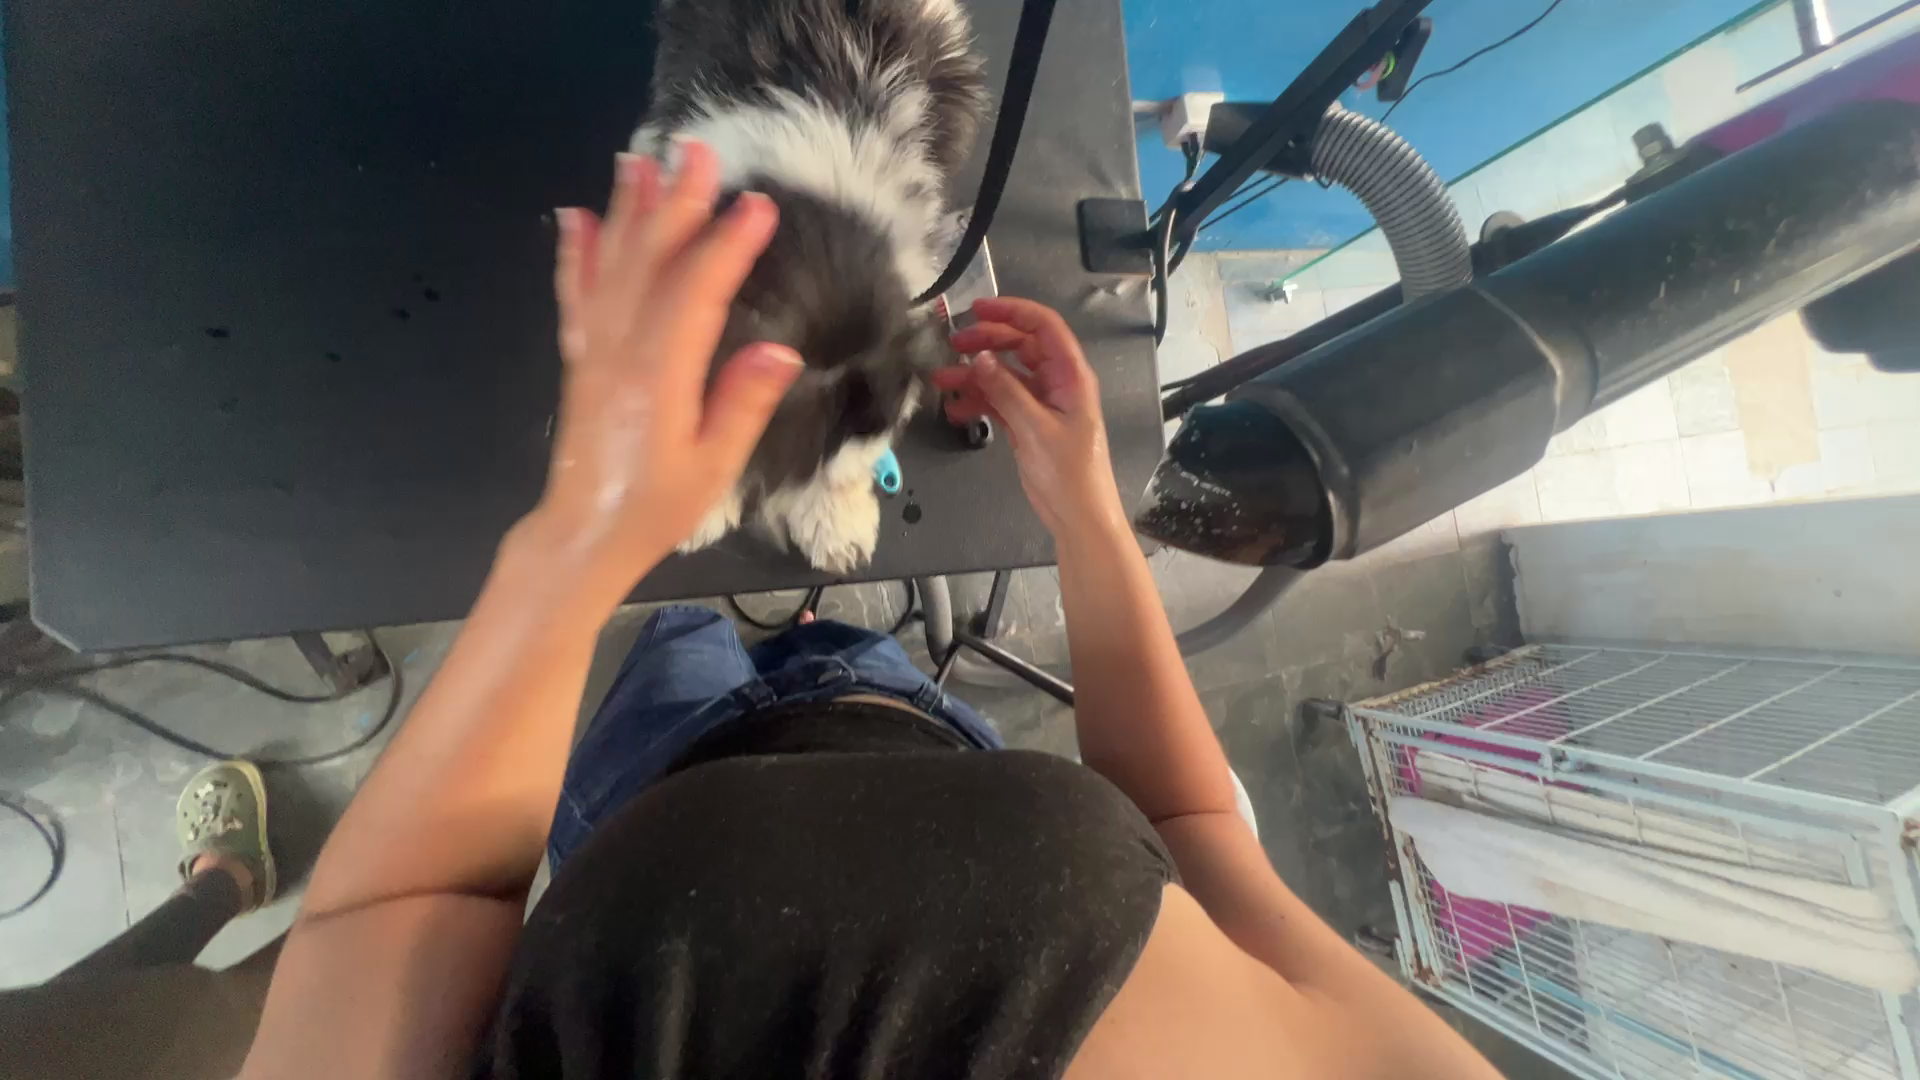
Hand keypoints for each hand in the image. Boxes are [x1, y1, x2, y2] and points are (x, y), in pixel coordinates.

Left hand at [526, 142, 802, 590]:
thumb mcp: (714, 466)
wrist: (584, 534)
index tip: (757, 205)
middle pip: (648, 263)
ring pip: (608, 268)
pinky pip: (575, 296)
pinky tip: (576, 218)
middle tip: (695, 152)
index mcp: (658, 376)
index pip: (694, 293)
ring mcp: (592, 351)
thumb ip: (742, 404)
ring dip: (626, 211)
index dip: (726, 245)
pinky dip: (575, 253)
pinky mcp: (579, 360)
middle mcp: (619, 351)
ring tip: (638, 160)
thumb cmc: (658, 508)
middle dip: (674, 204)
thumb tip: (780, 350)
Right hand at [933, 297, 1128, 541]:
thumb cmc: (1069, 472)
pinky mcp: (1027, 424)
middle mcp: (1056, 383)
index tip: (977, 309)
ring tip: (942, 380)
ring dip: (974, 376)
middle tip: (953, 344)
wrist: (1078, 515)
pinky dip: (979, 402)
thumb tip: (980, 358)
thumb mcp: (1036, 428)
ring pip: (1004, 376)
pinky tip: (955, 409)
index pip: (1043, 327)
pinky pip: (1000, 402)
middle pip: (1019, 347)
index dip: (1012, 312)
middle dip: (986, 343)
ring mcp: (1040, 404)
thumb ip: (1007, 391)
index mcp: (1070, 375)